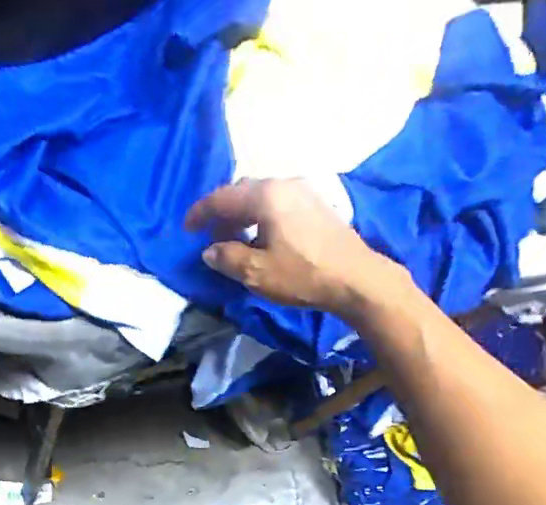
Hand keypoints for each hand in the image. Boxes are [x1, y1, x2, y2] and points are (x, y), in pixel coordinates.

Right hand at [184, 178, 405, 316]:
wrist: (358, 279)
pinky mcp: (320, 207)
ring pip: (263, 198)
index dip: (200, 213)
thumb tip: (210, 251)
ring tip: (239, 241)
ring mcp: (305, 193)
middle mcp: (284, 183)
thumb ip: (229, 259)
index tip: (187, 229)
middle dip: (224, 213)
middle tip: (214, 237)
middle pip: (243, 192)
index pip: (221, 197)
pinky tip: (266, 239)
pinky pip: (281, 205)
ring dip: (246, 217)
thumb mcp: (259, 273)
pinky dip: (265, 218)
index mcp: (265, 194)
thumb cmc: (305, 275)